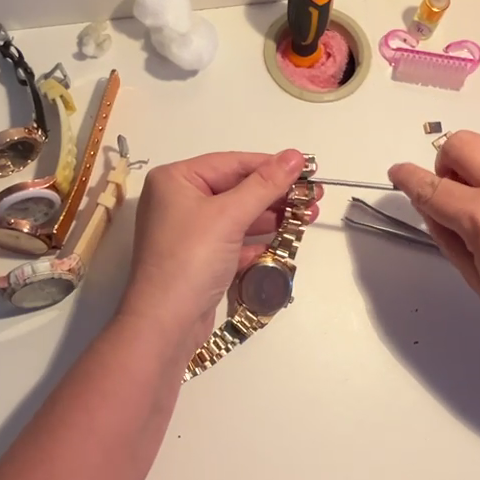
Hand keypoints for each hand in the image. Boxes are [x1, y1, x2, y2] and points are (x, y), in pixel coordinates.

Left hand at [118, 150, 315, 348]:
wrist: (165, 324)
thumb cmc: (191, 260)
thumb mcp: (230, 216)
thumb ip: (265, 185)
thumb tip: (295, 156)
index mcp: (175, 180)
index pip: (231, 163)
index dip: (270, 165)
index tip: (307, 168)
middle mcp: (178, 201)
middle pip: (236, 188)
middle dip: (275, 194)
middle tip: (314, 196)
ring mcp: (188, 232)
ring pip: (237, 216)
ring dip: (272, 217)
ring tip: (308, 216)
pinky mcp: (199, 259)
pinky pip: (233, 241)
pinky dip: (257, 241)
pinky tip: (285, 241)